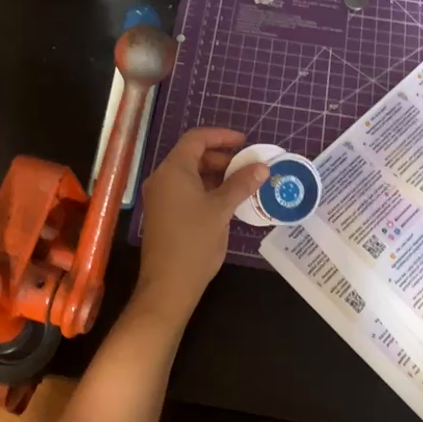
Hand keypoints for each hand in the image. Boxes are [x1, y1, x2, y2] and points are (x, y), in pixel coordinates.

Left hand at [134, 127, 267, 321]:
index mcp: (173, 170)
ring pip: (189, 174)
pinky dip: (205, 189)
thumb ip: (241, 184)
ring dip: (215, 175)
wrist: (168, 284)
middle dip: (221, 157)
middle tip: (246, 167)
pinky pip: (184, 190)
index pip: (196, 139)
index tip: (245, 142)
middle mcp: (162, 178)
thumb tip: (262, 167)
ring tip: (241, 184)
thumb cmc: (195, 241)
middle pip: (192, 155)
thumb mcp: (222, 209)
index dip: (221, 136)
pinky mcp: (163, 213)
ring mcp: (160, 197)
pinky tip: (225, 201)